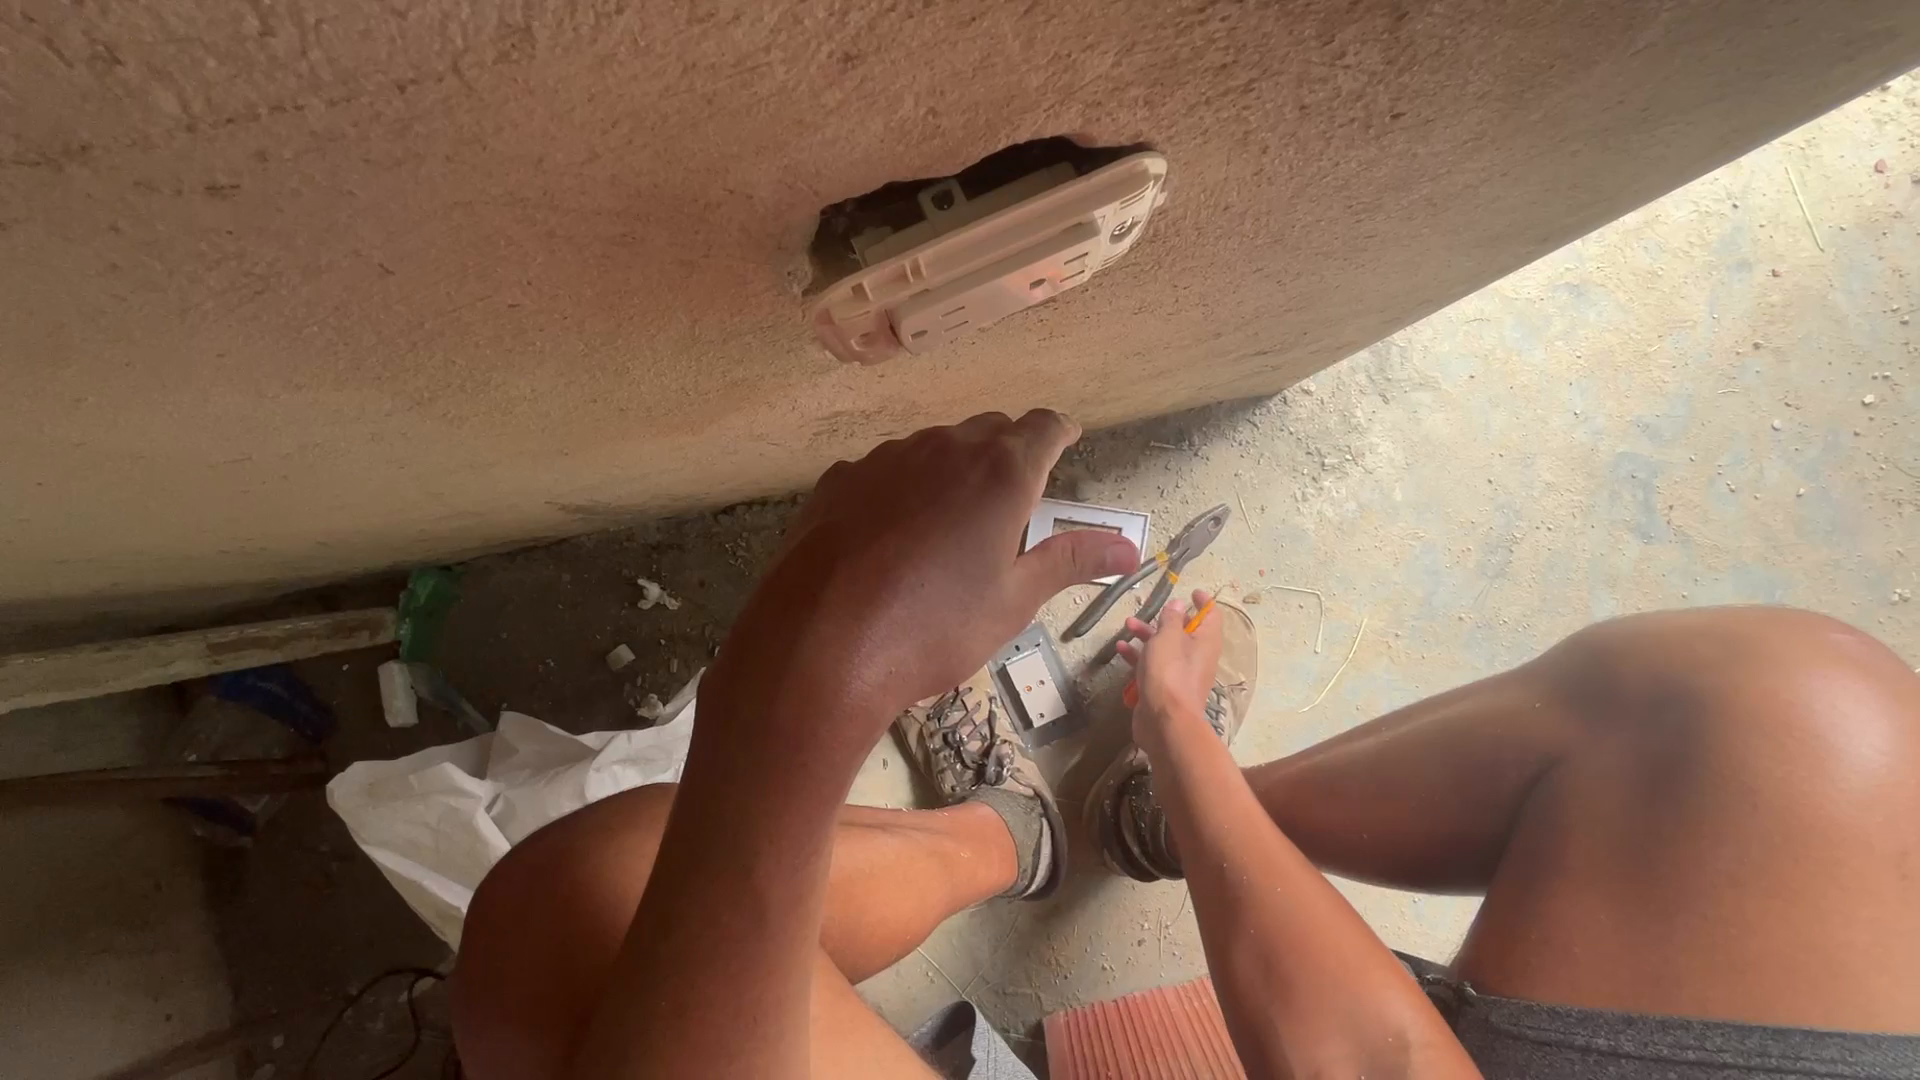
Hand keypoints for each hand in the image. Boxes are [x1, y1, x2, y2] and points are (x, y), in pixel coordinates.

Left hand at [716, 411, 1140, 745]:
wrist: (821, 644)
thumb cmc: (935, 627)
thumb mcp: (1013, 601)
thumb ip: (1070, 561)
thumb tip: (1129, 547)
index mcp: (1001, 473)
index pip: (1044, 428)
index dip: (1059, 433)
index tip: (1067, 440)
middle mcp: (944, 449)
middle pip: (989, 430)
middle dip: (1009, 451)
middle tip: (1014, 495)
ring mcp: (886, 459)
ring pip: (934, 446)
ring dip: (954, 467)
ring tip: (950, 519)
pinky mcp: (839, 480)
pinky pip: (885, 469)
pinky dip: (903, 486)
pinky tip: (891, 531)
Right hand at [1116, 589, 1222, 750]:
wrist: (1165, 721)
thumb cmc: (1170, 673)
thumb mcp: (1168, 638)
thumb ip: (1171, 619)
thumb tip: (1179, 604)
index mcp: (1205, 641)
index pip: (1211, 615)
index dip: (1202, 601)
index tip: (1191, 591)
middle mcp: (1197, 656)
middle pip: (1184, 631)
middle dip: (1164, 619)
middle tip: (1149, 610)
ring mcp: (1180, 673)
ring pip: (1164, 648)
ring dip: (1147, 635)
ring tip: (1128, 626)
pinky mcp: (1163, 687)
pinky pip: (1152, 666)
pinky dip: (1138, 656)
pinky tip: (1121, 650)